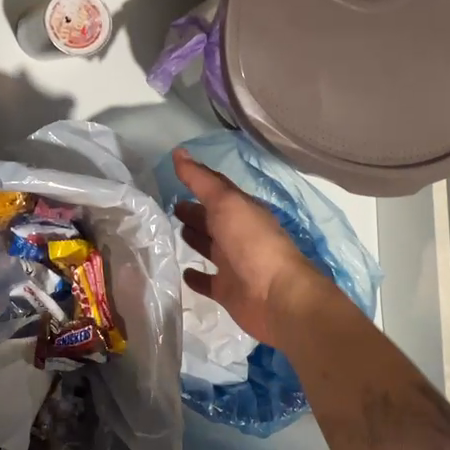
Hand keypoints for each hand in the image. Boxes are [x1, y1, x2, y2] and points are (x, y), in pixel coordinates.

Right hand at [171, 148, 320, 344]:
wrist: (278, 298)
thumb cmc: (252, 242)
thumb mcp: (225, 202)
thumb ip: (200, 179)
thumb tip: (178, 151)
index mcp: (242, 211)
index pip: (217, 191)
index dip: (198, 182)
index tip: (175, 174)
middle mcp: (238, 235)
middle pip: (212, 219)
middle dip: (194, 211)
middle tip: (170, 206)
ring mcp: (233, 264)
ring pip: (209, 247)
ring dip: (194, 238)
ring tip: (171, 232)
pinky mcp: (227, 291)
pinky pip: (207, 281)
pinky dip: (196, 277)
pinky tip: (183, 271)